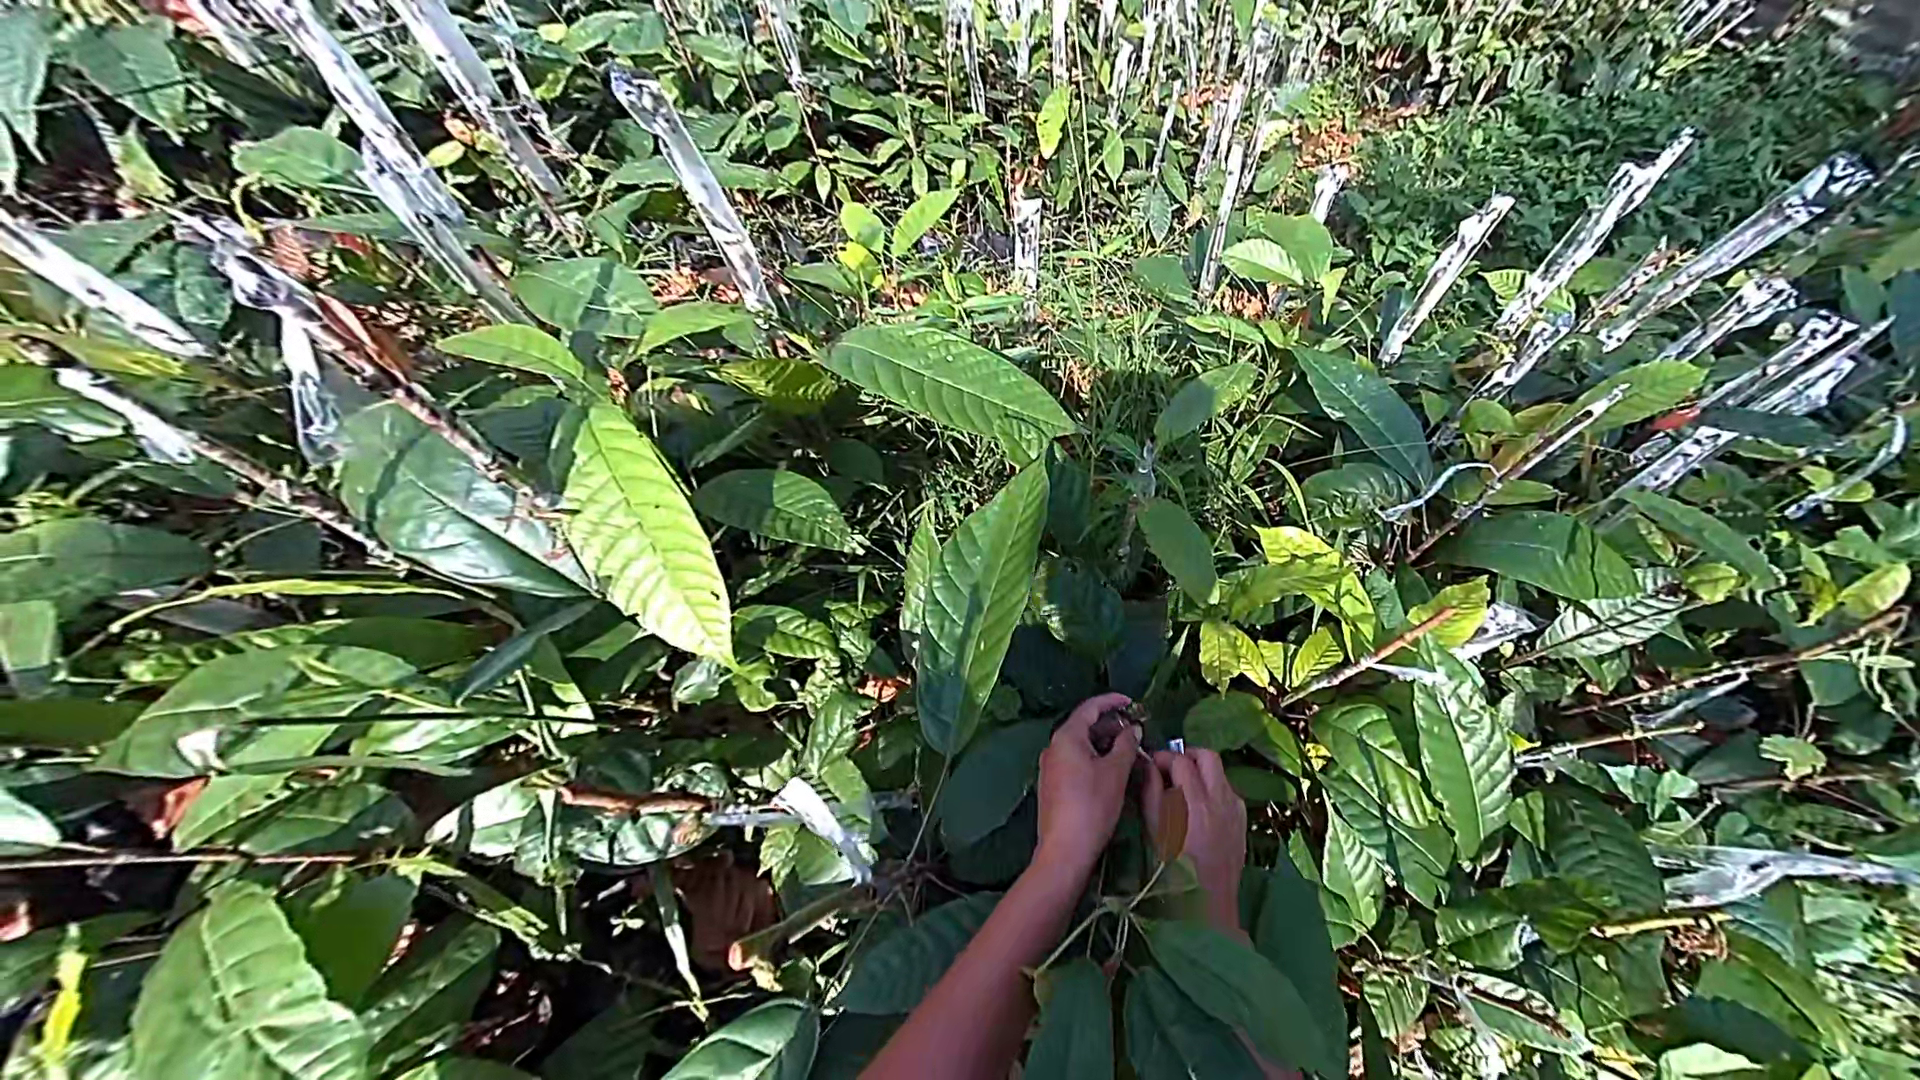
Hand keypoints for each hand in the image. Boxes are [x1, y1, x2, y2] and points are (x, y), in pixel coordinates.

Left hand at [1033, 692, 1140, 877]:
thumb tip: (1132, 729)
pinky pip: (1076, 760)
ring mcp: (1051, 765)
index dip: (1112, 701)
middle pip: (1084, 725)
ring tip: (1130, 750)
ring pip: (1081, 745)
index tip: (1132, 702)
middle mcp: (1054, 746)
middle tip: (1137, 731)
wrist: (1064, 850)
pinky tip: (1113, 769)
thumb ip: (1126, 745)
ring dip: (1105, 744)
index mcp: (1066, 736)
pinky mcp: (1053, 783)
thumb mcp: (1115, 772)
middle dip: (1111, 725)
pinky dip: (1095, 758)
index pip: (1090, 707)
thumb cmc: (1092, 805)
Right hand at [1142, 748, 1247, 932]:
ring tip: (1183, 786)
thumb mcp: (1154, 828)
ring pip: (1220, 771)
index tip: (1151, 765)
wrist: (1207, 903)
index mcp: (1196, 803)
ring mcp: (1235, 809)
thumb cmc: (1172, 869)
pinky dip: (1212, 788)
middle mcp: (1221, 800)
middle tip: (1170, 768)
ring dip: (1200, 771)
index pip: (1180, 760)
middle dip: (1187, 755)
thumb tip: (1148, 764)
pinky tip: (1199, 806)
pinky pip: (1227, 790)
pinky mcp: (1242, 819)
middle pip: (1208, 756)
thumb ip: (1151, 791)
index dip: (1162, 757)